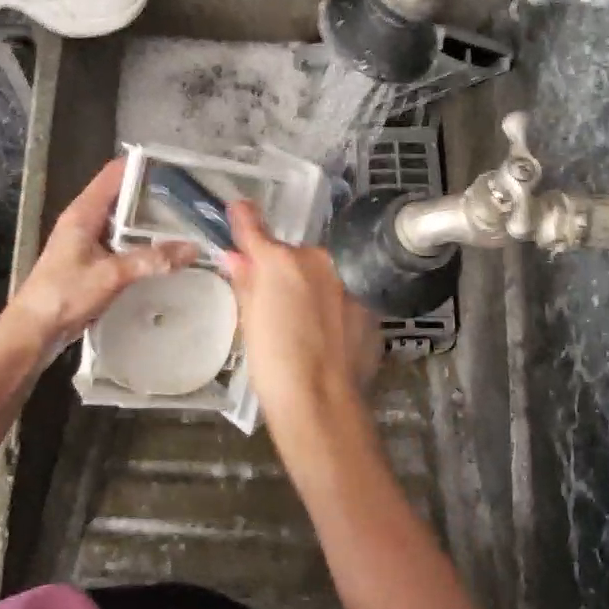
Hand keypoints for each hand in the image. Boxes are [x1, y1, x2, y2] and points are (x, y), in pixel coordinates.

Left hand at [7, 158, 197, 342]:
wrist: (34, 330)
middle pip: (123, 197)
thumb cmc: (64, 295)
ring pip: (124, 223)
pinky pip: (122, 246)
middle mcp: (85, 221)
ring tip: (186, 224)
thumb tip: (192, 249)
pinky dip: (142, 246)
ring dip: (150, 224)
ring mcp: (88, 243)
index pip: (115, 174)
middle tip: (191, 200)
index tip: (176, 167)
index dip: (142, 166)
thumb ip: (150, 261)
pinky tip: (165, 256)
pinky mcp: (93, 263)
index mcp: (83, 213)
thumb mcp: (110, 275)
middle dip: (154, 196)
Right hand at [221, 201, 378, 418]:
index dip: (245, 221)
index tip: (239, 207)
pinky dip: (336, 309)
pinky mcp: (372, 306)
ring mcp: (351, 282)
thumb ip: (246, 282)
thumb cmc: (274, 363)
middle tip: (276, 305)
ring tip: (305, 327)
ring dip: (314, 289)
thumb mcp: (251, 321)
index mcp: (283, 261)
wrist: (322, 401)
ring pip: (326, 276)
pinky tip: (328, 338)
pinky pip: (347, 298)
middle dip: (286, 272)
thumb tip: (236, 257)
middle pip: (297, 258)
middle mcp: (321, 261)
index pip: (257, 232)